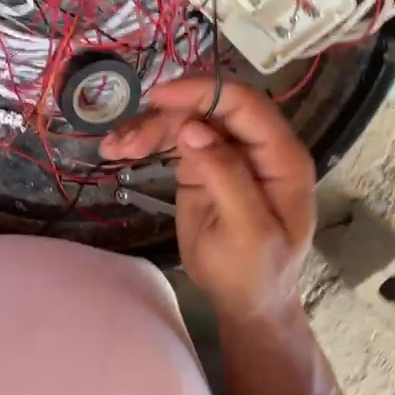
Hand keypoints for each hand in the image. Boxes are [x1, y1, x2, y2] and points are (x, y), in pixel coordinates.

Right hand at [98, 80, 315, 322]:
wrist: (244, 301)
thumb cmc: (254, 272)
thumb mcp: (247, 231)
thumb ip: (226, 177)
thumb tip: (194, 129)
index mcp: (281, 157)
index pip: (244, 105)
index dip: (202, 92)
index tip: (157, 98)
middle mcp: (254, 146)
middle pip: (207, 108)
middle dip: (164, 117)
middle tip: (126, 143)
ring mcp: (226, 151)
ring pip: (183, 119)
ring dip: (146, 128)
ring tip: (113, 148)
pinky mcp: (200, 162)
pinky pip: (170, 138)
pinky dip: (143, 140)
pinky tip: (116, 149)